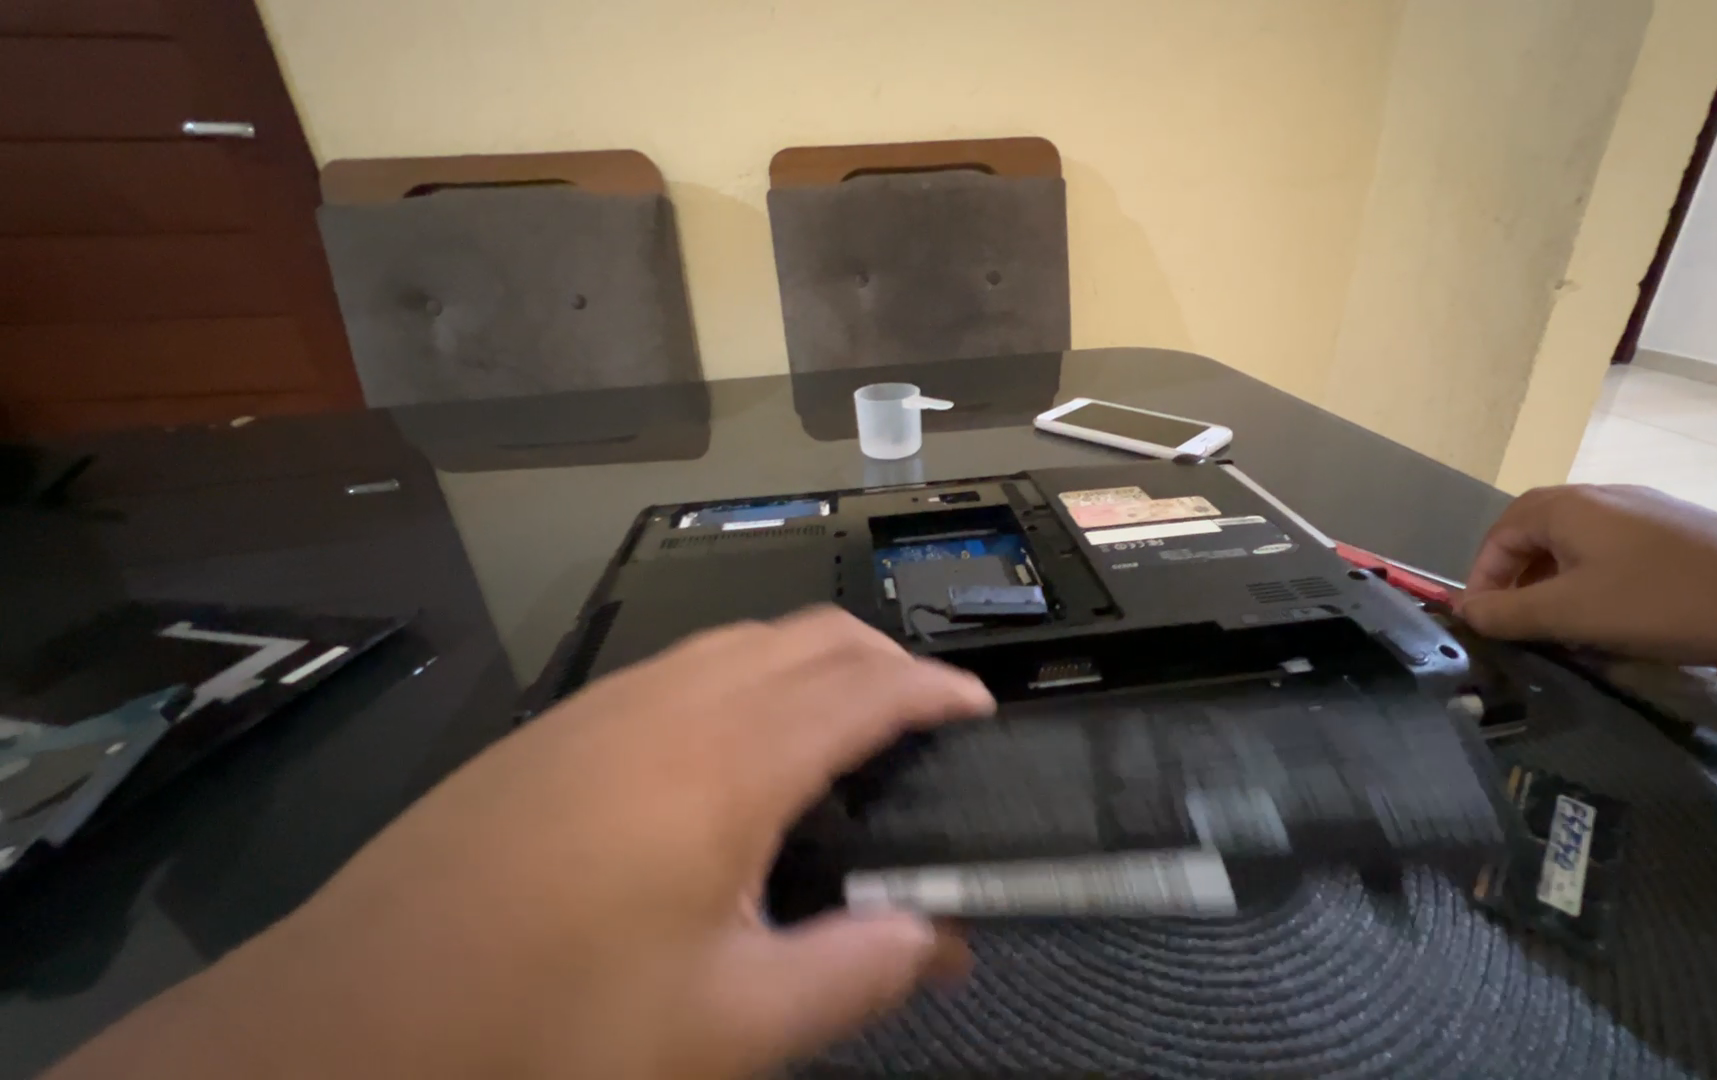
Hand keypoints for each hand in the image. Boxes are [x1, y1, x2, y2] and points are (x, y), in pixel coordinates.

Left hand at [49, 607, 993, 1079]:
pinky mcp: (564, 721)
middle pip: (814, 636)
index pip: (866, 689)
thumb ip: (856, 973)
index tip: (980, 709)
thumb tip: (945, 940)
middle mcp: (678, 700)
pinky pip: (692, 661)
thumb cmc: (548, 1032)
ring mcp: (612, 700)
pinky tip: (741, 742)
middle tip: (926, 716)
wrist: (334, 1032)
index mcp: (731, 761)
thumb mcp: (725, 1025)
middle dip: (886, 658)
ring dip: (817, 659)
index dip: (936, 689)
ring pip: (750, 637)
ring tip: (848, 720)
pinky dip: (753, 673)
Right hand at [1454, 485, 1716, 731]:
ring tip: (1569, 625)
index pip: (1496, 538)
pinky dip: (1599, 581)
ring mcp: (1648, 509)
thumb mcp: (1567, 615)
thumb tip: (1462, 610)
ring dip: (1558, 584)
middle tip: (1522, 623)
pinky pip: (1617, 551)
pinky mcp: (1684, 531)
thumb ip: (1503, 613)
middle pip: (1535, 536)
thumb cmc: (1660, 605)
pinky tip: (1621, 615)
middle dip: (1519, 581)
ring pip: (1577, 545)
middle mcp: (1601, 496)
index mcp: (1564, 506)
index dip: (1481, 581)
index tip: (1484, 621)